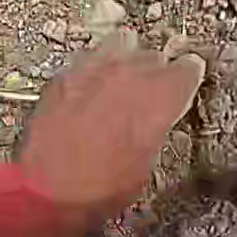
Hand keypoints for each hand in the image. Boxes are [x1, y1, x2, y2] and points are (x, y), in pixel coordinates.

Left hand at [19, 33, 204, 228]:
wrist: (48, 191)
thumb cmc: (102, 188)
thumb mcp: (146, 165)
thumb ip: (155, 128)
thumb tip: (155, 119)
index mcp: (157, 99)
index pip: (186, 70)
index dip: (189, 76)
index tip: (188, 80)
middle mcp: (128, 77)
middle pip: (153, 56)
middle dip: (157, 71)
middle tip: (153, 90)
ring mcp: (93, 72)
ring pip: (120, 45)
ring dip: (127, 60)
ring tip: (125, 77)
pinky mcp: (64, 77)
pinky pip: (89, 60)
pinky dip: (96, 70)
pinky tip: (93, 87)